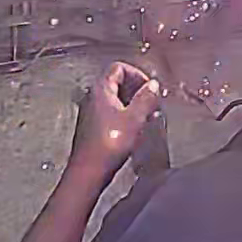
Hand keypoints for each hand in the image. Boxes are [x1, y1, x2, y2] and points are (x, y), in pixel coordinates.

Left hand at [69, 62, 162, 182]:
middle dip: (136, 89)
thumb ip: (146, 98)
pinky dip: (124, 114)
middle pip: (116, 81)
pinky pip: (110, 112)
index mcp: (101, 90)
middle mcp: (92, 98)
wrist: (88, 173)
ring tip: (145, 116)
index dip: (137, 74)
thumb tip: (153, 84)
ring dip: (132, 103)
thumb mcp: (135, 118)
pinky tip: (133, 128)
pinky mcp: (91, 127)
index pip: (118, 68)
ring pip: (114, 98)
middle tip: (150, 101)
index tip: (149, 88)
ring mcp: (90, 113)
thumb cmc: (110, 143)